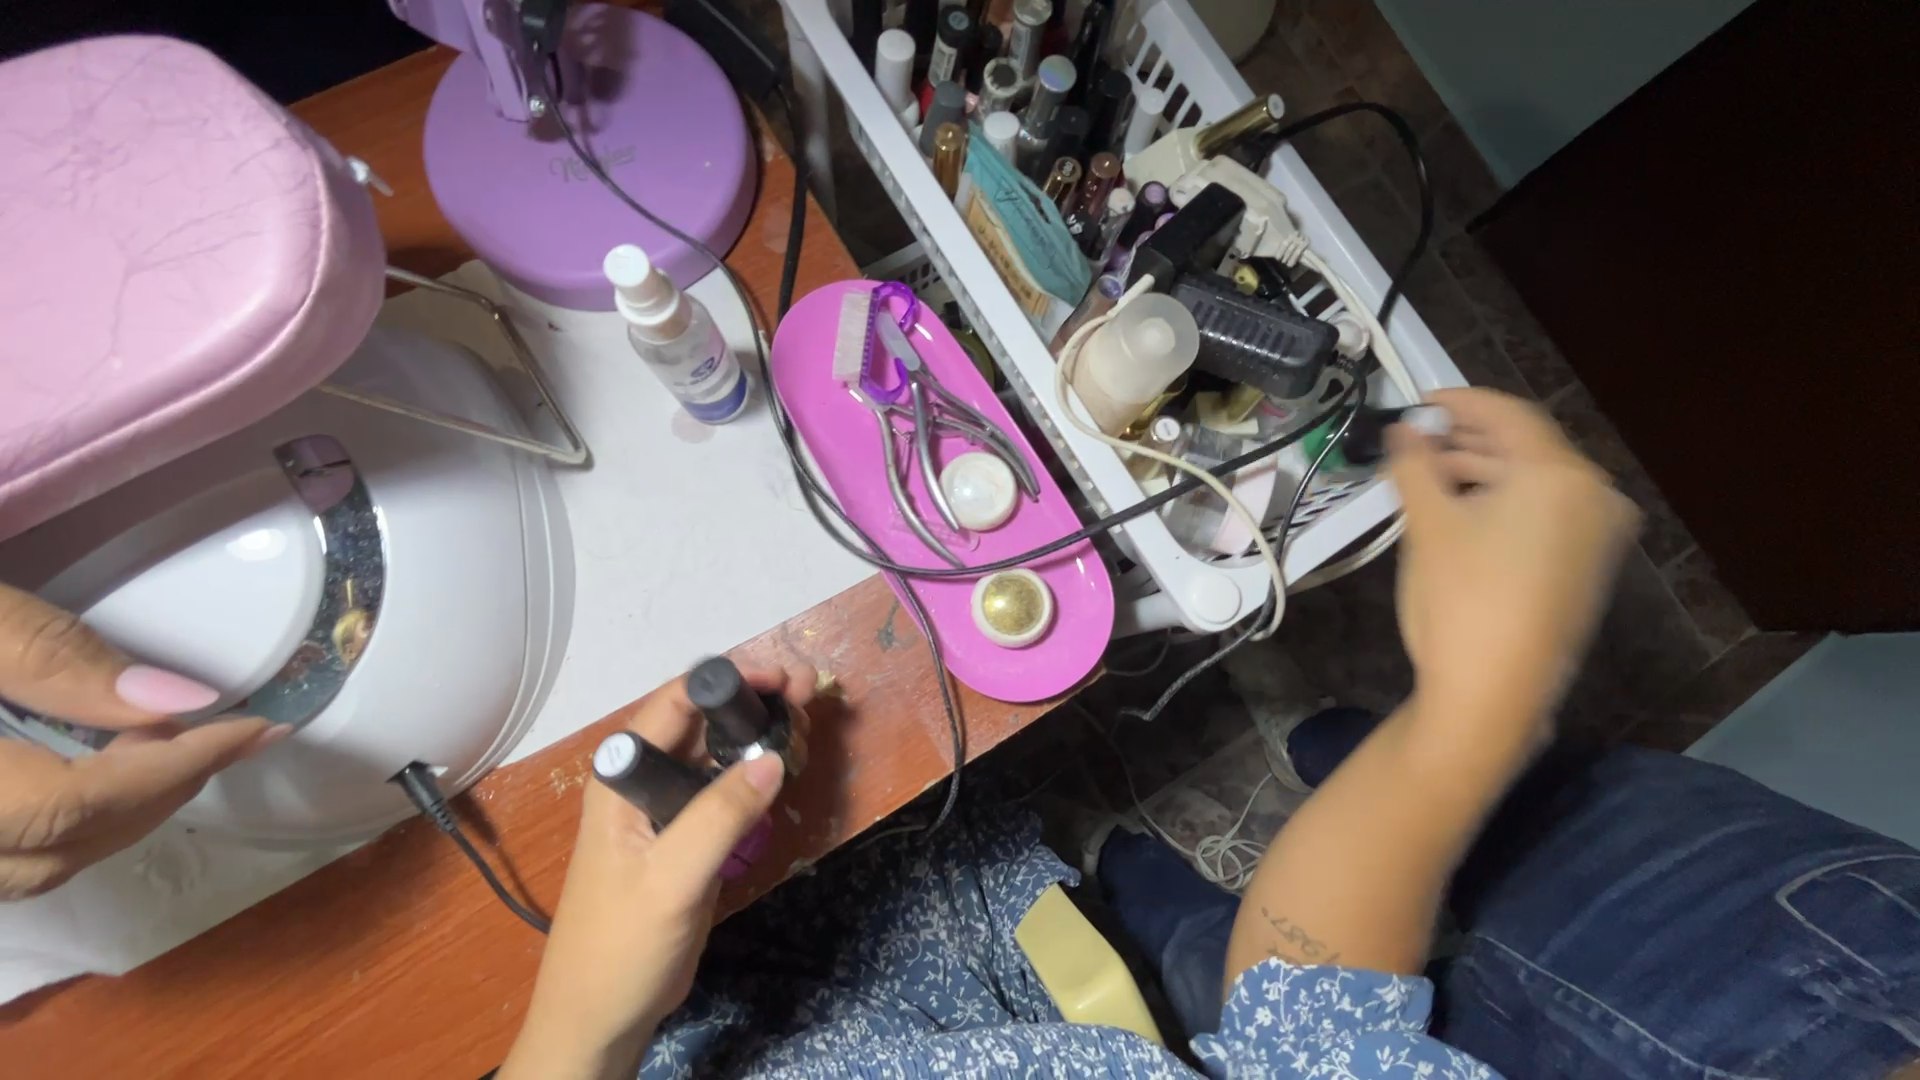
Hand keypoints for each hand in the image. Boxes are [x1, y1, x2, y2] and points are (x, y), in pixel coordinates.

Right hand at [0, 583, 280, 898]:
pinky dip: (59, 827)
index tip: (262, 729)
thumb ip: (52, 661)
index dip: (179, 770)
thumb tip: (184, 703)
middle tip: (226, 734)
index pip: (66, 810)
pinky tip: (96, 771)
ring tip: (173, 749)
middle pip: (49, 854)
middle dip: (159, 794)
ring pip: (20, 872)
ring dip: (117, 815)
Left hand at [502, 662, 815, 1079]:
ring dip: (762, 732)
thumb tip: (774, 756)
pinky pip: (729, 786)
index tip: (781, 681)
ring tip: (805, 731)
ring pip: (720, 750)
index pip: (675, 703)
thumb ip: (719, 816)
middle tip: (806, 698)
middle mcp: (645, 781)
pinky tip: (788, 768)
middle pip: (703, 719)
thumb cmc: (621, 946)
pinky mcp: (690, 835)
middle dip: (755, 700)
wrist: (602, 1019)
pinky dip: (760, 770)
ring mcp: (669, 808)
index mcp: (623, 777)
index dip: (728, 680)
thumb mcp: (671, 880)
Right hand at [1387, 389, 1639, 748]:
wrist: (1495, 691)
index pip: (1510, 415)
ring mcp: (1597, 535)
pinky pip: (1542, 513)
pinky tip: (1458, 512)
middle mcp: (1595, 497)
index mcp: (1562, 476)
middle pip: (1525, 448)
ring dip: (1478, 472)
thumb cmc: (1460, 597)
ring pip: (1532, 483)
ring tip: (1424, 477)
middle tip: (1412, 441)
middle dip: (1465, 440)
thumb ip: (1413, 464)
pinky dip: (1500, 502)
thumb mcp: (1427, 524)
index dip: (1459, 401)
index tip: (1416, 399)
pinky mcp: (1585, 566)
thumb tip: (1403, 428)